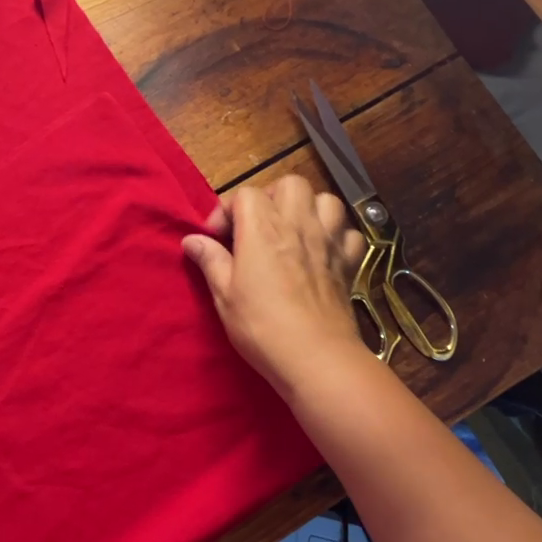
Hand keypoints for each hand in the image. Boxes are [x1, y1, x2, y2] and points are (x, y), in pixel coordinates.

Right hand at [181, 175, 370, 393]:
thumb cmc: (261, 326)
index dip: (227, 211)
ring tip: (292, 231)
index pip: (245, 194)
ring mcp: (328, 241)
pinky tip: (322, 251)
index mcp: (262, 229)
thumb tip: (192, 240)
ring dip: (308, 208)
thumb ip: (210, 260)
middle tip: (257, 226)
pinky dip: (336, 235)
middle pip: (290, 184)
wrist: (315, 357)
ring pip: (326, 200)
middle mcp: (298, 225)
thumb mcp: (224, 295)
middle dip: (271, 197)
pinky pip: (349, 233)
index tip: (217, 240)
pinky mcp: (348, 262)